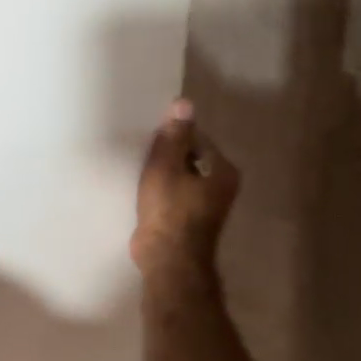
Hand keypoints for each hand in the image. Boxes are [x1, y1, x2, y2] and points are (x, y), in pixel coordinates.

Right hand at [132, 98, 240, 276]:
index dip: (173, 135)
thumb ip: (173, 136)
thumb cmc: (169, 209)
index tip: (150, 138)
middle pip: (190, 157)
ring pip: (182, 175)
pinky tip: (142, 188)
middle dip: (168, 153)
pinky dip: (161, 187)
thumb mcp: (166, 166)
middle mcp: (221, 186)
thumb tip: (184, 103)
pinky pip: (175, 191)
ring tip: (139, 167)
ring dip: (163, 171)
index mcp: (222, 171)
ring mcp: (206, 204)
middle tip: (141, 150)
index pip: (197, 139)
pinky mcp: (189, 217)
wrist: (168, 257)